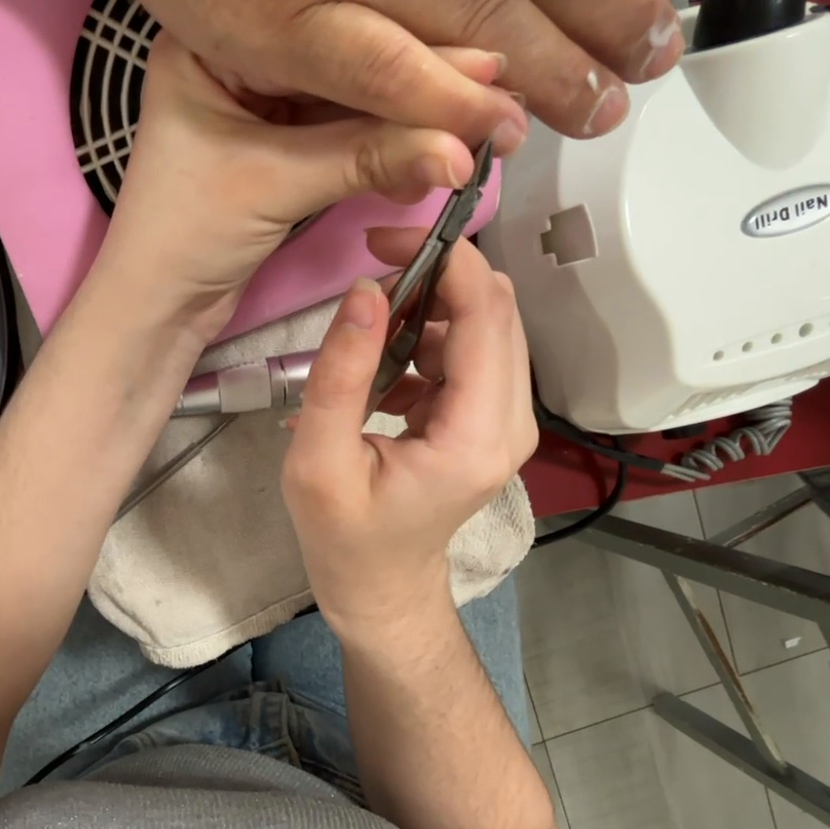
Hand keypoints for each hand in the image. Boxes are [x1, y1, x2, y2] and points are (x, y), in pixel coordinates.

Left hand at [93, 35, 511, 341]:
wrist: (153, 313)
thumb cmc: (178, 240)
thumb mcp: (274, 184)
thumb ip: (368, 158)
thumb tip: (460, 147)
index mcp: (209, 46)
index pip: (322, 34)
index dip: (403, 53)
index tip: (479, 66)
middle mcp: (233, 67)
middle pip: (341, 64)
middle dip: (414, 86)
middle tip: (492, 93)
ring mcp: (253, 110)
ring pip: (347, 103)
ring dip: (406, 120)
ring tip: (476, 121)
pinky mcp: (270, 152)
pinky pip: (338, 138)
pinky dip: (382, 149)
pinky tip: (429, 150)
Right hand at [281, 233, 535, 635]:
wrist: (378, 589)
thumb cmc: (343, 539)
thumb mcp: (319, 464)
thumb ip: (339, 377)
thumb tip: (363, 290)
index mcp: (476, 434)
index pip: (485, 314)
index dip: (445, 260)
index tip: (383, 239)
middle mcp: (510, 420)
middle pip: (495, 310)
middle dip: (437, 274)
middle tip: (369, 272)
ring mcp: (504, 421)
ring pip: (484, 326)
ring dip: (428, 307)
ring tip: (364, 325)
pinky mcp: (487, 421)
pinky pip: (469, 353)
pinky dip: (426, 338)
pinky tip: (380, 364)